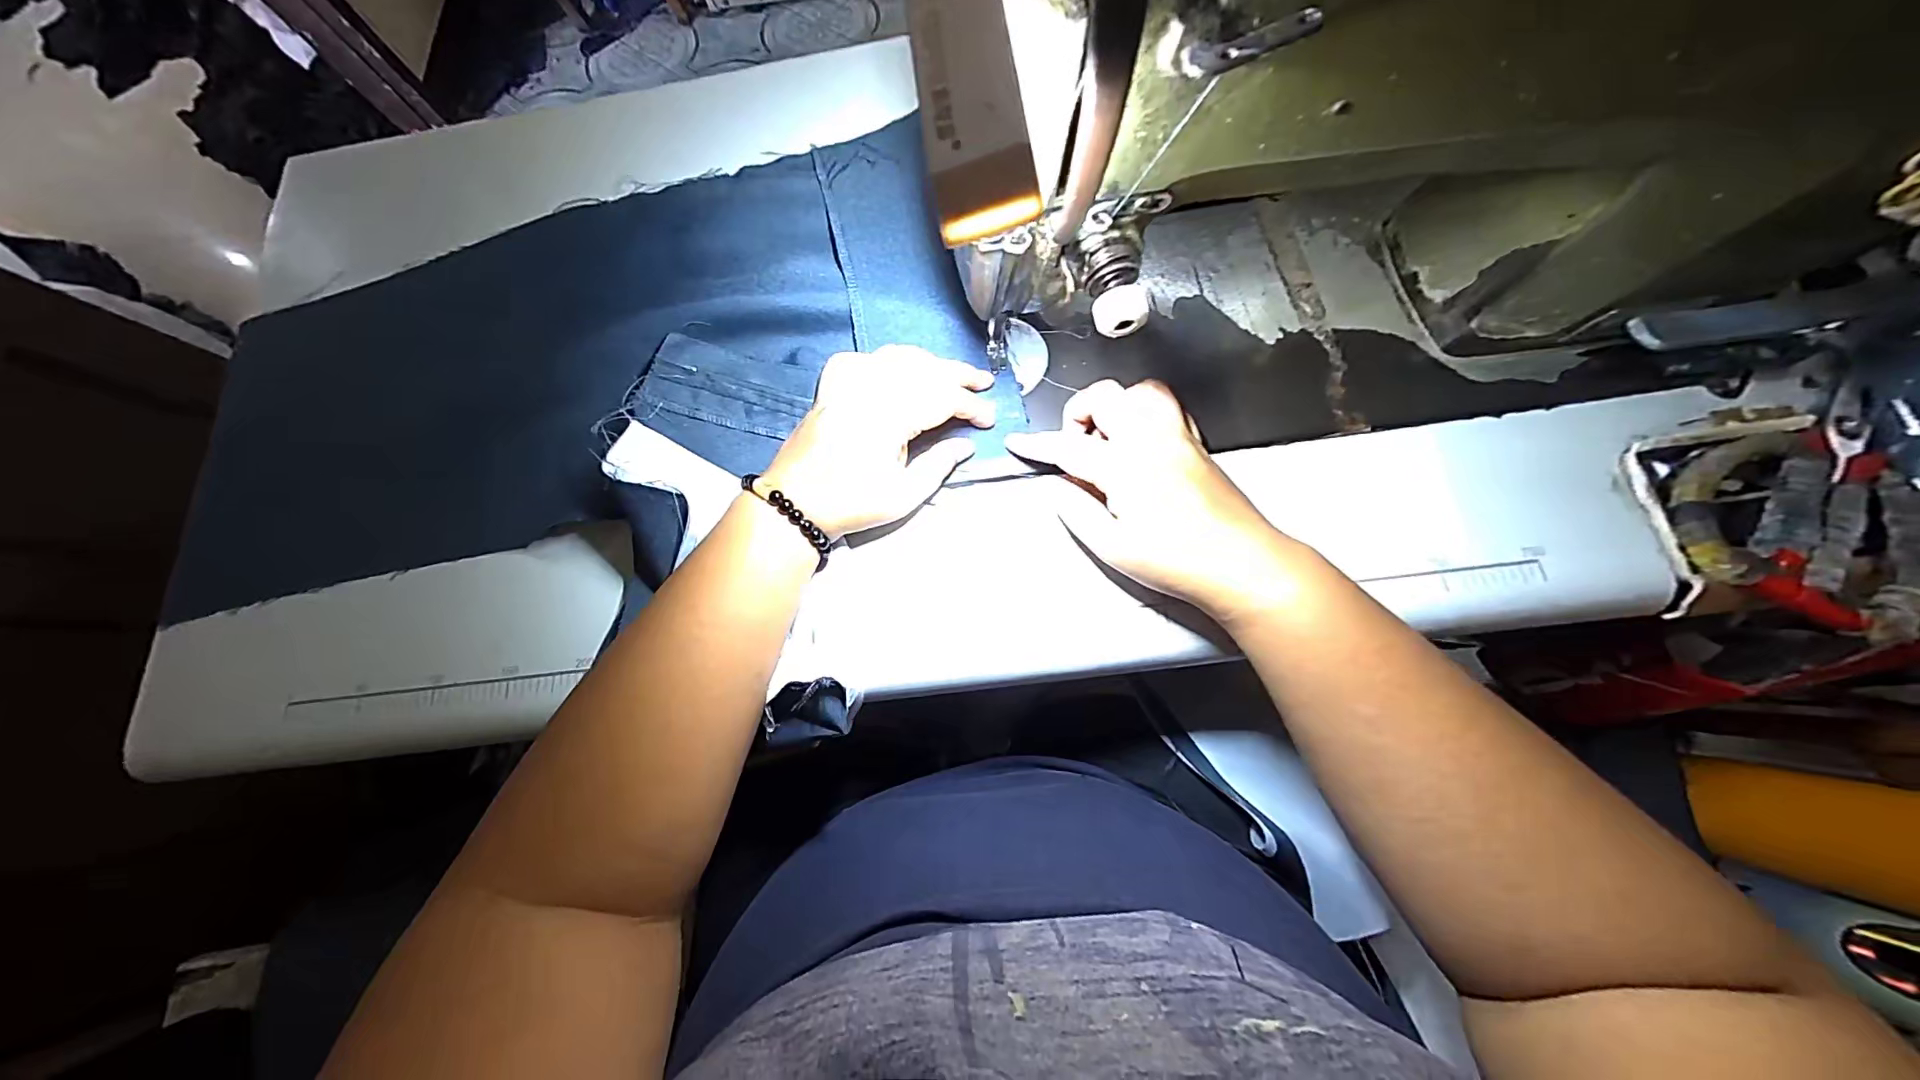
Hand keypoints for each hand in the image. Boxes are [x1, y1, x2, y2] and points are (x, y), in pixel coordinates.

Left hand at [757, 345, 995, 538]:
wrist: (795, 503)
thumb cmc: (850, 504)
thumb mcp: (903, 495)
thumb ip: (937, 466)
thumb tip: (964, 445)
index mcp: (889, 417)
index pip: (942, 398)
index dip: (969, 406)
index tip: (987, 419)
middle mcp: (869, 391)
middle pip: (922, 369)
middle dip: (956, 374)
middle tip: (981, 382)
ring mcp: (846, 386)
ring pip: (895, 358)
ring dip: (926, 362)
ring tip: (948, 371)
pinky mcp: (830, 390)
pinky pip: (861, 360)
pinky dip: (882, 359)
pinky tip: (893, 367)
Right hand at [1004, 379, 1313, 624]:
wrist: (1241, 563)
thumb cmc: (1179, 561)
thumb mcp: (1112, 547)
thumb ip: (1077, 511)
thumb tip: (1059, 488)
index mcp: (1124, 465)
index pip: (1068, 445)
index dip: (1037, 444)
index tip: (1020, 443)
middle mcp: (1151, 440)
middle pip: (1104, 397)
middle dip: (1077, 413)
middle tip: (1071, 444)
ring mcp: (1178, 438)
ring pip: (1140, 392)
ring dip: (1115, 406)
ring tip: (1105, 437)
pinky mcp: (1197, 445)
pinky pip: (1167, 408)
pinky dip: (1145, 414)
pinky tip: (1139, 442)